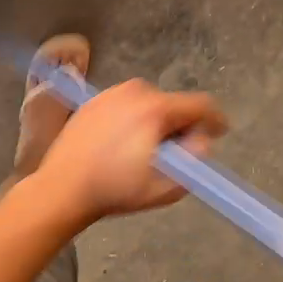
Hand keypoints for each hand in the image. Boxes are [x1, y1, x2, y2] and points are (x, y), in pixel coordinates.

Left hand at [33, 79, 226, 223]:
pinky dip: (131, 120)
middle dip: (178, 124)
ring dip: (154, 122)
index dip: (215, 119)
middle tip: (173, 152)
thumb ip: (195, 159)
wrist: (62, 187)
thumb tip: (201, 139)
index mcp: (155, 108)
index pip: (200, 104)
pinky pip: (124, 106)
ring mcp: (109, 94)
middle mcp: (133, 91)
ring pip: (147, 104)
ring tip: (144, 151)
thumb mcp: (167, 185)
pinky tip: (121, 145)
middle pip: (172, 104)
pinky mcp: (92, 102)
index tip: (220, 132)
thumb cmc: (115, 190)